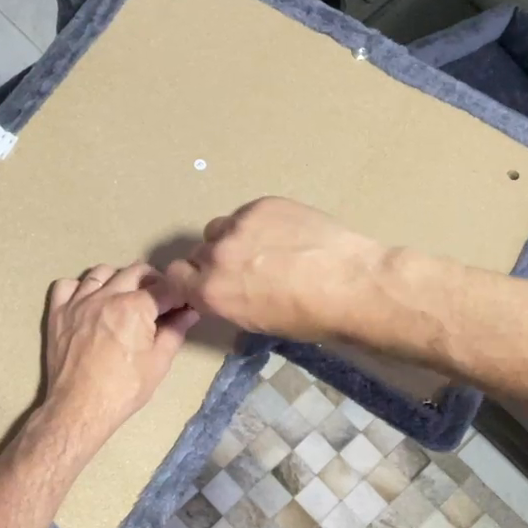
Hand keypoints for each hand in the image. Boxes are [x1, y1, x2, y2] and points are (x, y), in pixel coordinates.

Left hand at [42, 263, 200, 429]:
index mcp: (135, 307)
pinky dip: (79, 287)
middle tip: (157, 301)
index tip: (180, 305)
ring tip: (124, 297)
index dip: (177, 295)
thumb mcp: (158, 363)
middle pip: (135, 271)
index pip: (164, 287)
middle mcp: (106, 295)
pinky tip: (88, 301)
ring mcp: (78, 301)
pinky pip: (65, 285)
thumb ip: (175, 332)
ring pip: (101, 271)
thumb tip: (189, 312)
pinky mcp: (58, 312)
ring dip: (118, 279)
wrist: (81, 407)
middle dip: (152, 281)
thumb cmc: (124, 389)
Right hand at [163, 197, 386, 342]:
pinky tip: (286, 235)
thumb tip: (225, 294)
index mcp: (209, 291)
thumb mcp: (256, 323)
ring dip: (234, 238)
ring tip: (266, 249)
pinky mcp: (262, 205)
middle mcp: (215, 256)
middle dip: (215, 261)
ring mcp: (238, 226)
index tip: (208, 282)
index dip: (191, 279)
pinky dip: (259, 223)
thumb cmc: (309, 318)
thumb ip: (226, 303)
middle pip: (199, 252)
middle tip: (246, 269)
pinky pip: (247, 213)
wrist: (352, 285)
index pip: (175, 276)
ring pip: (221, 228)